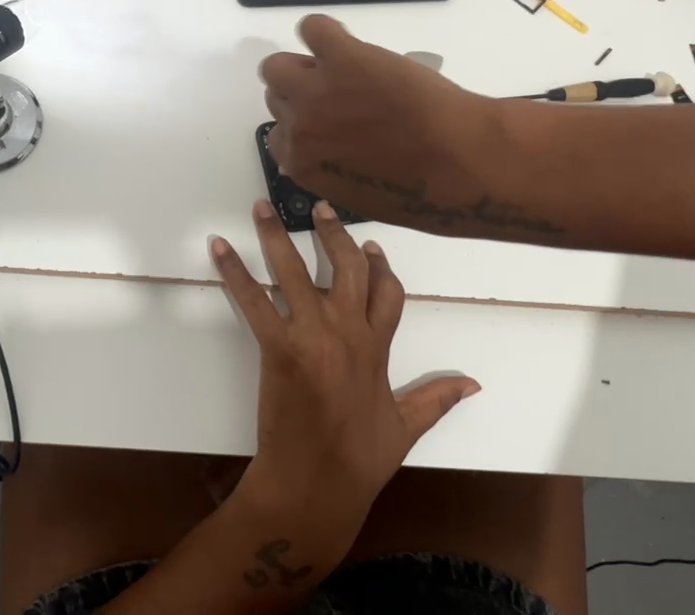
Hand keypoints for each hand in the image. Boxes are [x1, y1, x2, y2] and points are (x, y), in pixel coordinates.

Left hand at [211, 199, 479, 536]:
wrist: (316, 487)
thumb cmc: (359, 460)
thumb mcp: (405, 427)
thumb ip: (438, 398)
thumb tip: (474, 383)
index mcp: (379, 349)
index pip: (388, 293)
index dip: (380, 266)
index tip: (371, 244)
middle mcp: (349, 333)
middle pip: (347, 269)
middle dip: (333, 234)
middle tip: (318, 207)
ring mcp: (314, 337)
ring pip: (296, 273)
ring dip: (276, 236)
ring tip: (262, 207)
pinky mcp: (279, 348)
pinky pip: (255, 301)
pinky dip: (234, 272)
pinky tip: (220, 248)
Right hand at [261, 15, 556, 237]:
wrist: (459, 161)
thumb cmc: (421, 188)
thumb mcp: (359, 192)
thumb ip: (329, 169)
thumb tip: (325, 151)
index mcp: (301, 163)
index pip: (276, 135)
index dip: (299, 123)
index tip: (321, 119)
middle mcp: (299, 125)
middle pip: (277, 96)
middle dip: (299, 94)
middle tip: (334, 92)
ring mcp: (316, 88)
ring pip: (279, 65)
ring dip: (304, 65)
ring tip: (337, 66)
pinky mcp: (341, 56)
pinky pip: (313, 28)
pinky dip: (322, 31)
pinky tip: (342, 40)